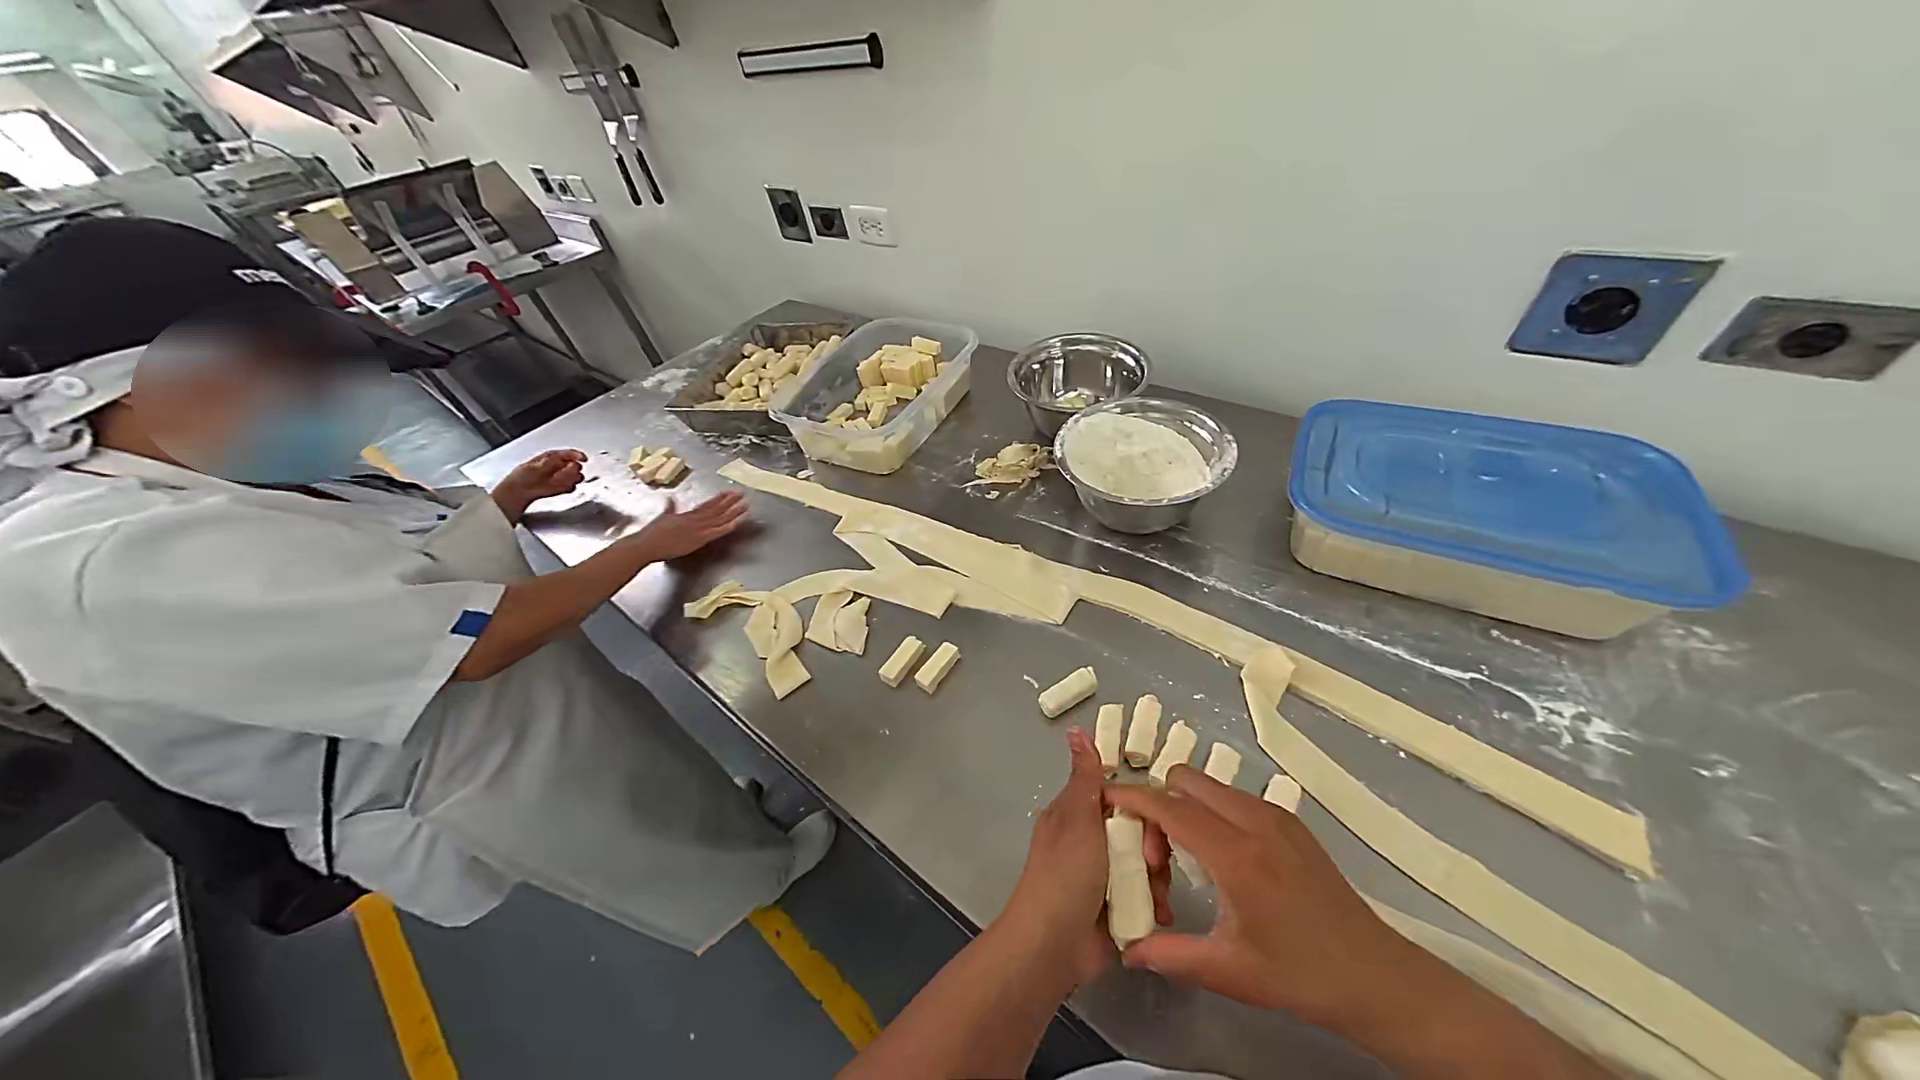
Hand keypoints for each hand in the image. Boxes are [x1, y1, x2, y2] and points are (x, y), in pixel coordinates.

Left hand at [493, 449, 586, 522]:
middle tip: (569, 472)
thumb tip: (570, 461)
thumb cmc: (522, 477)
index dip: (577, 455)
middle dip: (574, 469)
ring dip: (572, 479)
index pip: (568, 453)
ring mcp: (560, 477)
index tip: (584, 458)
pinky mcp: (561, 488)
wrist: (516, 493)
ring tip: (562, 481)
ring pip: (575, 476)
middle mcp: (557, 466)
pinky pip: (571, 486)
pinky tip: (560, 488)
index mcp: (551, 457)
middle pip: (574, 465)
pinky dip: (568, 487)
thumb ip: (555, 462)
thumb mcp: (538, 465)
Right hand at [624, 492, 748, 560]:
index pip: (707, 505)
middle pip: (716, 509)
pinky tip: (736, 522)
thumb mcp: (663, 517)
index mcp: (687, 515)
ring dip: (732, 511)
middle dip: (730, 501)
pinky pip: (715, 532)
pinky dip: (726, 527)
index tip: (729, 492)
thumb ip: (670, 508)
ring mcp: (697, 529)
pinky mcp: (698, 539)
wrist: (647, 544)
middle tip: (742, 493)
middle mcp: (695, 520)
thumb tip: (670, 498)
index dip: (719, 499)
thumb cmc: (652, 533)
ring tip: (745, 504)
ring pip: (719, 518)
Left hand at [999, 730, 1170, 986]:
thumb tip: (1075, 730)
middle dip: (1154, 849)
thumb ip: (1085, 776)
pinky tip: (1159, 915)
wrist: (1053, 945)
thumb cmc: (1065, 874)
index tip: (1157, 820)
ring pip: (1146, 865)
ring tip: (1156, 897)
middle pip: (1139, 832)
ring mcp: (1103, 877)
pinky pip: (1146, 897)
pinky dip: (1154, 905)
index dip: (1143, 806)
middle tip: (1152, 865)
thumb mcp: (1077, 818)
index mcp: (1076, 814)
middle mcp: (1091, 842)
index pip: (1121, 797)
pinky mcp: (1116, 908)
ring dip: (1156, 880)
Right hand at [1105, 765, 1423, 1030]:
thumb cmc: (1300, 975)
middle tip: (1157, 854)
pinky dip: (1211, 812)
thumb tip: (1126, 949)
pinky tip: (1219, 857)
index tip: (1105, 801)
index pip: (1170, 807)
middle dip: (1158, 804)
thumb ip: (1168, 954)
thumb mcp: (1228, 971)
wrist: (1377, 977)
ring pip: (1209, 786)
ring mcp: (1275, 817)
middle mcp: (1255, 822)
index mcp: (1236, 855)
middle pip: (1185, 780)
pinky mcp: (1289, 822)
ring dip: (1184, 808)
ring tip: (1187, 859)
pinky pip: (1232, 798)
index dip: (1132, 798)